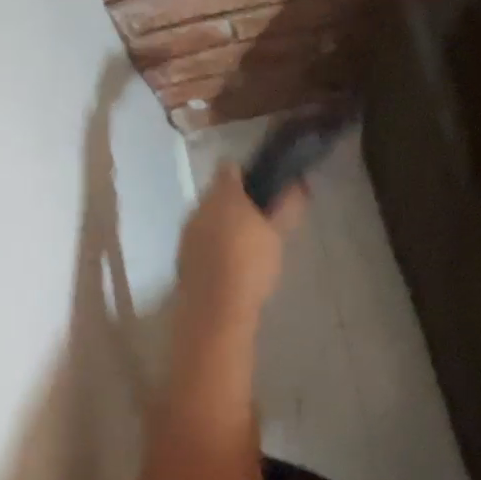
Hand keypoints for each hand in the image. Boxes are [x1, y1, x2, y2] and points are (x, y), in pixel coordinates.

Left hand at [172, 165, 303, 352]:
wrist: (216, 311)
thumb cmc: (251, 265)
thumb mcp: (277, 234)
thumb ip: (287, 206)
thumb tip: (298, 184)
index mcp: (222, 195)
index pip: (230, 168)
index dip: (248, 175)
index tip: (265, 190)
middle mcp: (198, 207)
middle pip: (218, 195)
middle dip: (236, 204)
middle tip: (262, 222)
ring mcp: (186, 234)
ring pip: (208, 220)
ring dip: (224, 227)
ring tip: (248, 248)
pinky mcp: (181, 258)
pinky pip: (201, 243)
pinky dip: (214, 248)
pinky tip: (230, 267)